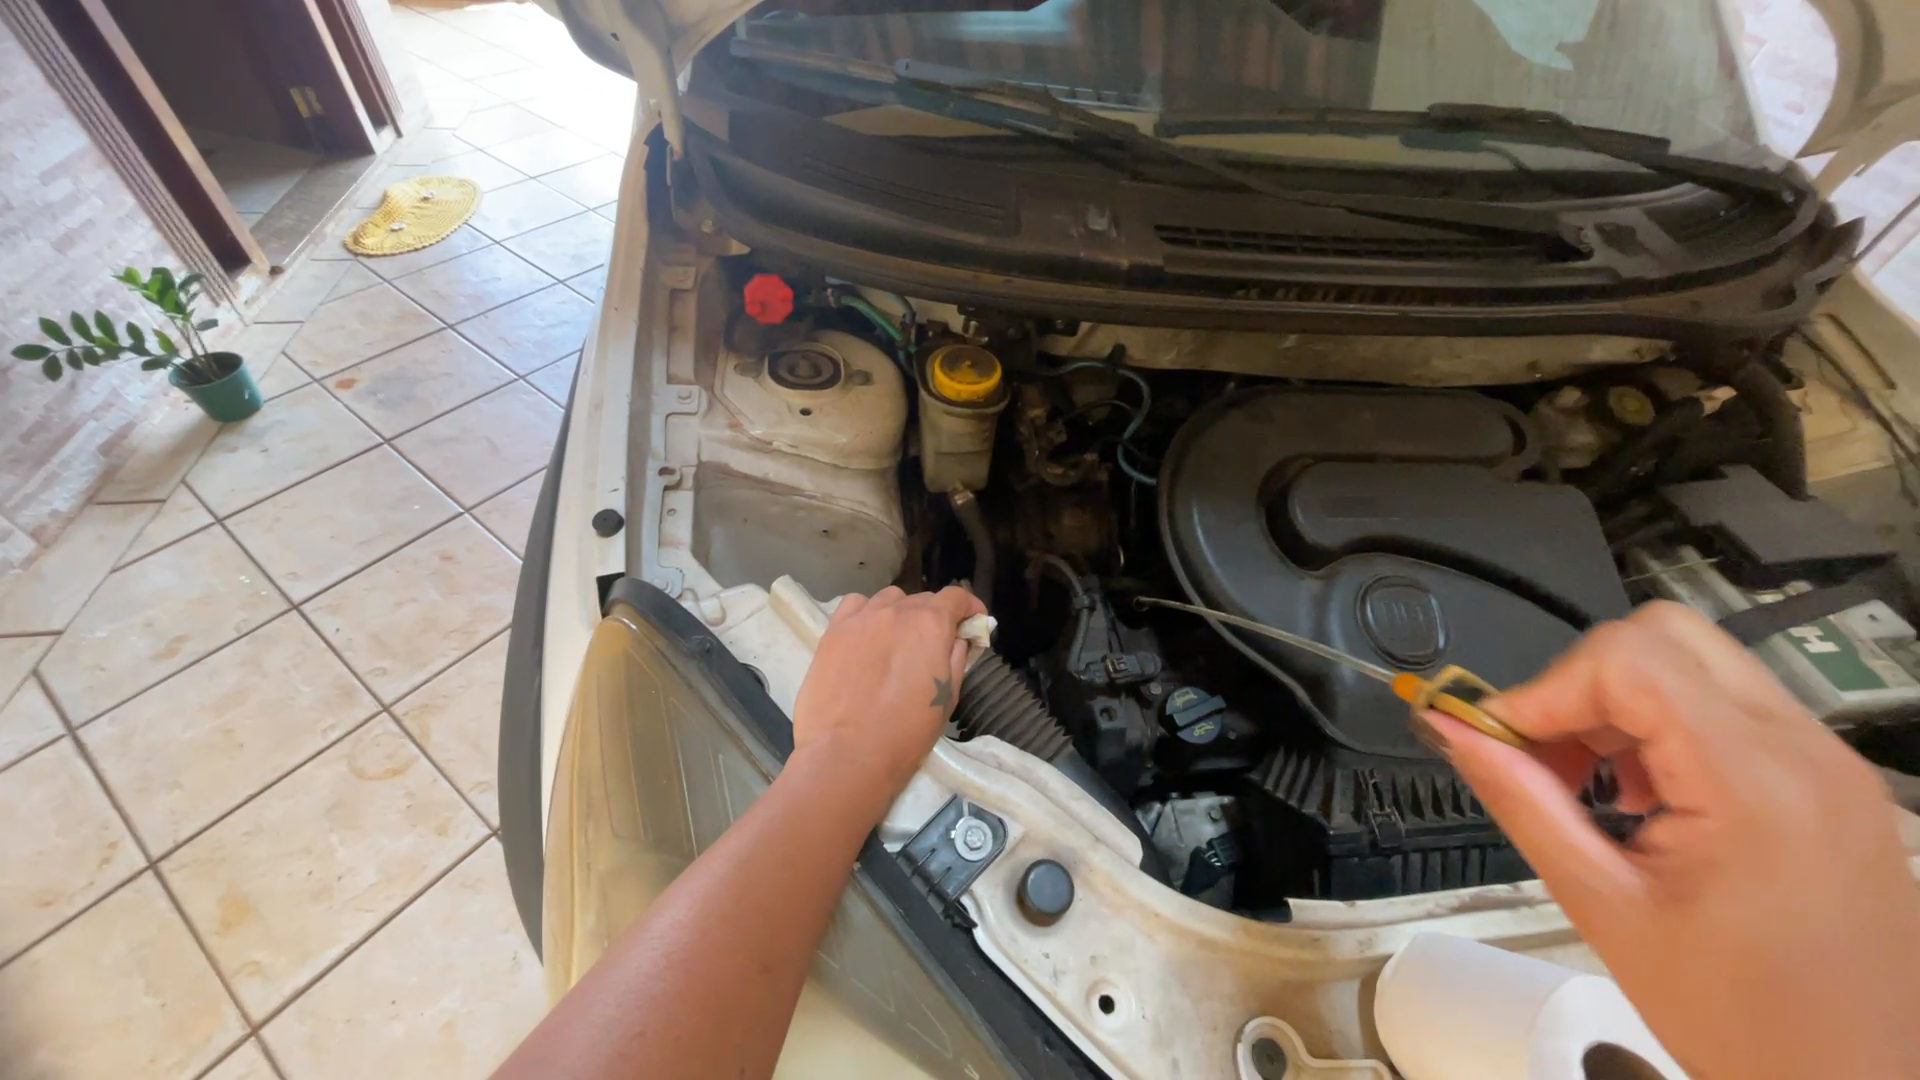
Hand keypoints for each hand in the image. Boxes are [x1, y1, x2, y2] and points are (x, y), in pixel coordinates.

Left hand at [791, 586, 985, 810]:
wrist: (847, 754)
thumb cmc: (906, 733)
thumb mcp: (947, 698)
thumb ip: (957, 659)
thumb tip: (960, 639)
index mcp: (930, 625)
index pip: (956, 598)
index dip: (970, 607)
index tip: (974, 623)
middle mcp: (897, 611)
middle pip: (923, 600)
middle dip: (936, 617)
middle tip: (935, 645)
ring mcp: (861, 618)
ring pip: (889, 600)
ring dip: (901, 613)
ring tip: (898, 641)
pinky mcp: (833, 631)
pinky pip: (856, 606)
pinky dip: (868, 613)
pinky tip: (867, 636)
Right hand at [1427, 601, 1919, 1079]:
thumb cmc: (1729, 1012)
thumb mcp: (1597, 900)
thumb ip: (1516, 796)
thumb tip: (1442, 724)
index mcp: (1757, 784)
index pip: (1626, 661)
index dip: (1543, 690)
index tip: (1501, 743)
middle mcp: (1806, 751)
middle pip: (1662, 636)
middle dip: (1578, 682)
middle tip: (1544, 751)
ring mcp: (1826, 760)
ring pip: (1688, 660)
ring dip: (1612, 701)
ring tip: (1584, 778)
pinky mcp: (1825, 777)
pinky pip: (1721, 702)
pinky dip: (1654, 723)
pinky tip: (1636, 793)